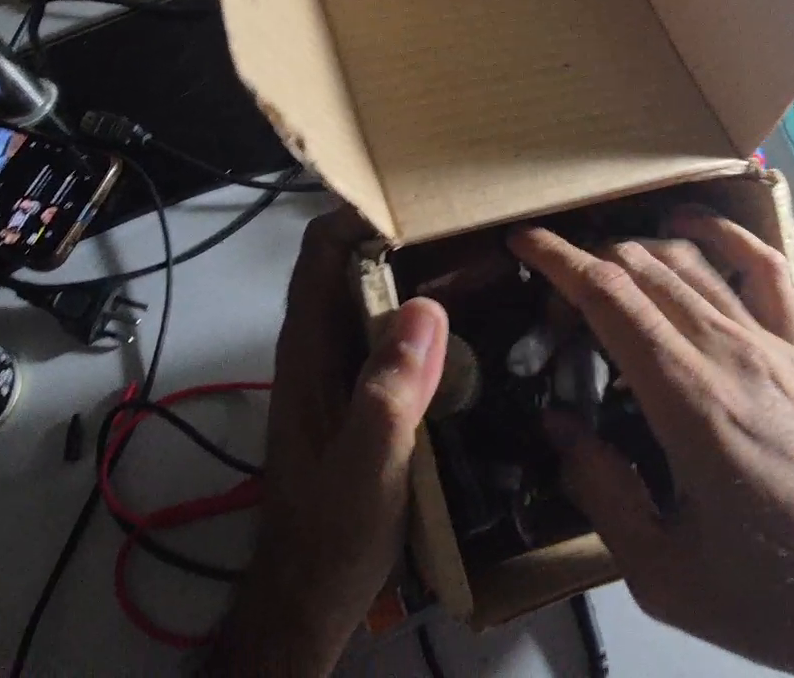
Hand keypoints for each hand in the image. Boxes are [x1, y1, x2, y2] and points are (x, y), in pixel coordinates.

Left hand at [204, 209, 447, 676]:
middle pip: (353, 264)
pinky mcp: (362, 392)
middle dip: (406, 235)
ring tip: (484, 258)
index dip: (362, 214)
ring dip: (421, 271)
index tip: (424, 199)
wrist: (311, 594)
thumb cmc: (332, 533)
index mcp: (309, 349)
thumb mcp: (368, 467)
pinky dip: (428, 315)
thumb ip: (389, 392)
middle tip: (473, 224)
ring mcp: (341, 369)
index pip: (321, 252)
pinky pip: (393, 335)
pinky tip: (471, 321)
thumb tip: (428, 307)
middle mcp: (320, 346)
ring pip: (376, 297)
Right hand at [510, 208, 793, 677]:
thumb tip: (559, 429)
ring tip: (601, 278)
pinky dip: (720, 235)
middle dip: (583, 269)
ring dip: (633, 254)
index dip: (557, 260)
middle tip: (553, 314)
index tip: (522, 242)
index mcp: (689, 402)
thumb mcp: (664, 574)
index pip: (609, 296)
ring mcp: (774, 346)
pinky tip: (690, 228)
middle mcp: (730, 354)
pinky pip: (762, 270)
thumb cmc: (780, 596)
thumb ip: (601, 491)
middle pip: (641, 269)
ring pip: (690, 263)